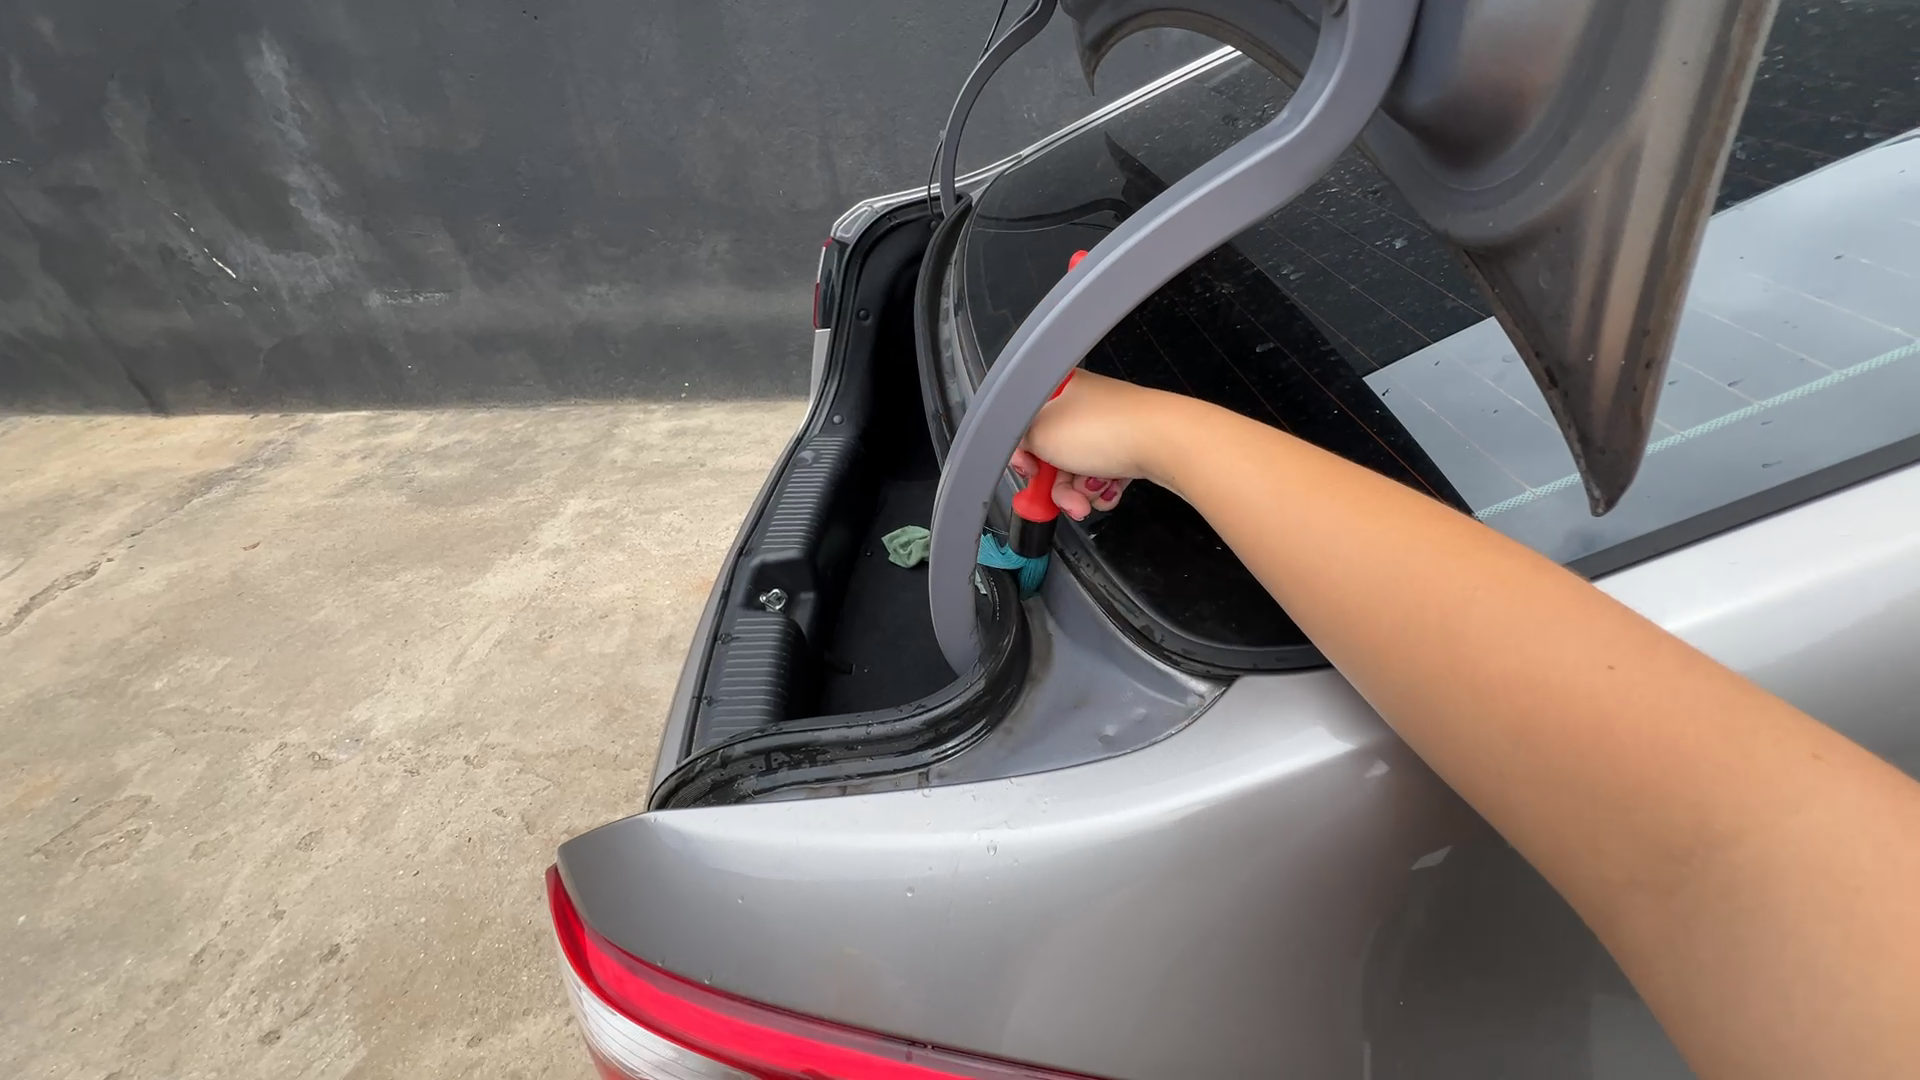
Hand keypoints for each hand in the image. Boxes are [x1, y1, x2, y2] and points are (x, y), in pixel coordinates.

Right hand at [1009, 370, 1185, 519]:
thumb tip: (1020, 449)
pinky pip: (1103, 475)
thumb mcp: (1037, 434)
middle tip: (1064, 498)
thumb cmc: (1103, 428)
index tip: (1028, 473)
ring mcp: (1106, 425)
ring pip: (1077, 469)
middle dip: (1055, 484)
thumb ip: (1017, 441)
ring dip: (1078, 492)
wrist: (1161, 441)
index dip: (1023, 455)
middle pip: (1053, 454)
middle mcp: (1082, 404)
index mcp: (1057, 390)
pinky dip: (1102, 489)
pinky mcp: (1128, 445)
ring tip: (1090, 497)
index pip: (1026, 426)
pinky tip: (1108, 490)